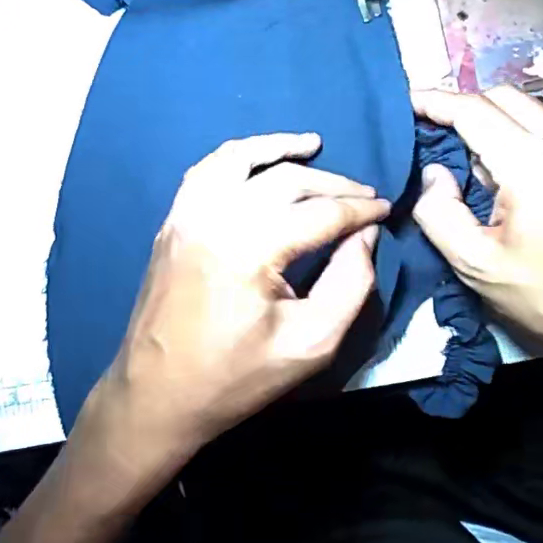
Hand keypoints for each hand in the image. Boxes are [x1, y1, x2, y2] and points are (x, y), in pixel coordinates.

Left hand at [74, 133, 388, 491]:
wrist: (157, 397)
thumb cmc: (237, 378)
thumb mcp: (312, 343)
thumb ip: (352, 283)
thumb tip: (366, 234)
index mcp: (250, 249)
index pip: (320, 212)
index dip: (360, 209)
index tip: (386, 209)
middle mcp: (215, 218)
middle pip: (287, 180)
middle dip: (333, 183)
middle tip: (365, 194)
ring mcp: (187, 214)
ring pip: (242, 160)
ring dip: (281, 150)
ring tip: (314, 145)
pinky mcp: (173, 221)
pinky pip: (206, 170)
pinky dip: (238, 156)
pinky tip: (259, 160)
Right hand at [410, 87, 542, 407]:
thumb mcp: (481, 267)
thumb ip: (440, 214)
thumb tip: (435, 174)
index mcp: (534, 162)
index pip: (473, 110)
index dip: (434, 101)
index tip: (407, 101)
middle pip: (504, 96)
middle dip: (464, 105)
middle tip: (434, 131)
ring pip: (531, 110)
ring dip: (494, 119)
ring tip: (467, 156)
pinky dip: (520, 134)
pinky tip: (508, 173)